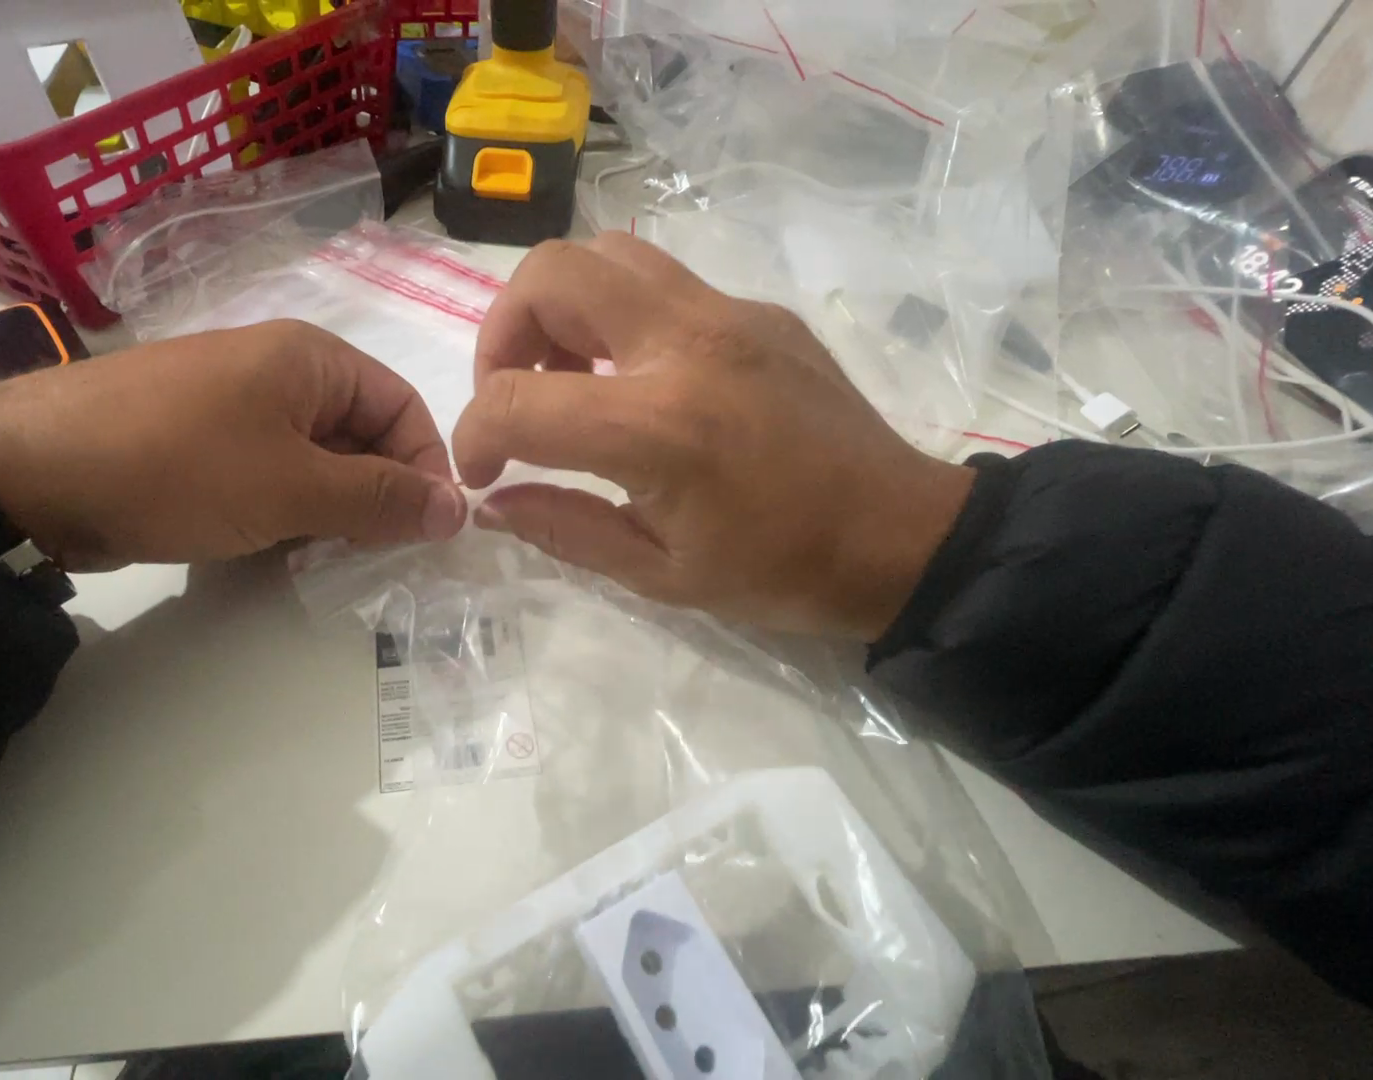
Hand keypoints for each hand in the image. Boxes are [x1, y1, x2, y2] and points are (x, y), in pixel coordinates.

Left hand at [0, 320, 465, 571]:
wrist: (32, 472)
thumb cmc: (181, 465)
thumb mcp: (294, 487)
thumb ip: (381, 498)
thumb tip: (458, 509)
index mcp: (312, 360)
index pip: (404, 407)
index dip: (425, 467)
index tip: (426, 530)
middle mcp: (281, 372)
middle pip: (364, 434)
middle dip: (377, 494)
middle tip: (373, 551)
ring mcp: (238, 407)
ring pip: (318, 461)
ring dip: (333, 509)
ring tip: (323, 553)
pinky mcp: (206, 443)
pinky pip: (273, 473)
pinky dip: (289, 509)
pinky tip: (278, 546)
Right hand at [451, 234, 973, 639]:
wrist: (898, 538)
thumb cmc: (778, 572)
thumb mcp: (657, 575)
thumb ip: (561, 528)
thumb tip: (492, 501)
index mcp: (657, 427)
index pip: (515, 400)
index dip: (474, 436)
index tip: (484, 473)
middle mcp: (685, 344)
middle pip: (549, 274)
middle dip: (500, 335)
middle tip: (515, 395)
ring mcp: (727, 313)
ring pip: (604, 255)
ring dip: (558, 310)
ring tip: (568, 378)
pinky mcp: (755, 309)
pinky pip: (659, 281)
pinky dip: (615, 316)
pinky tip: (635, 379)